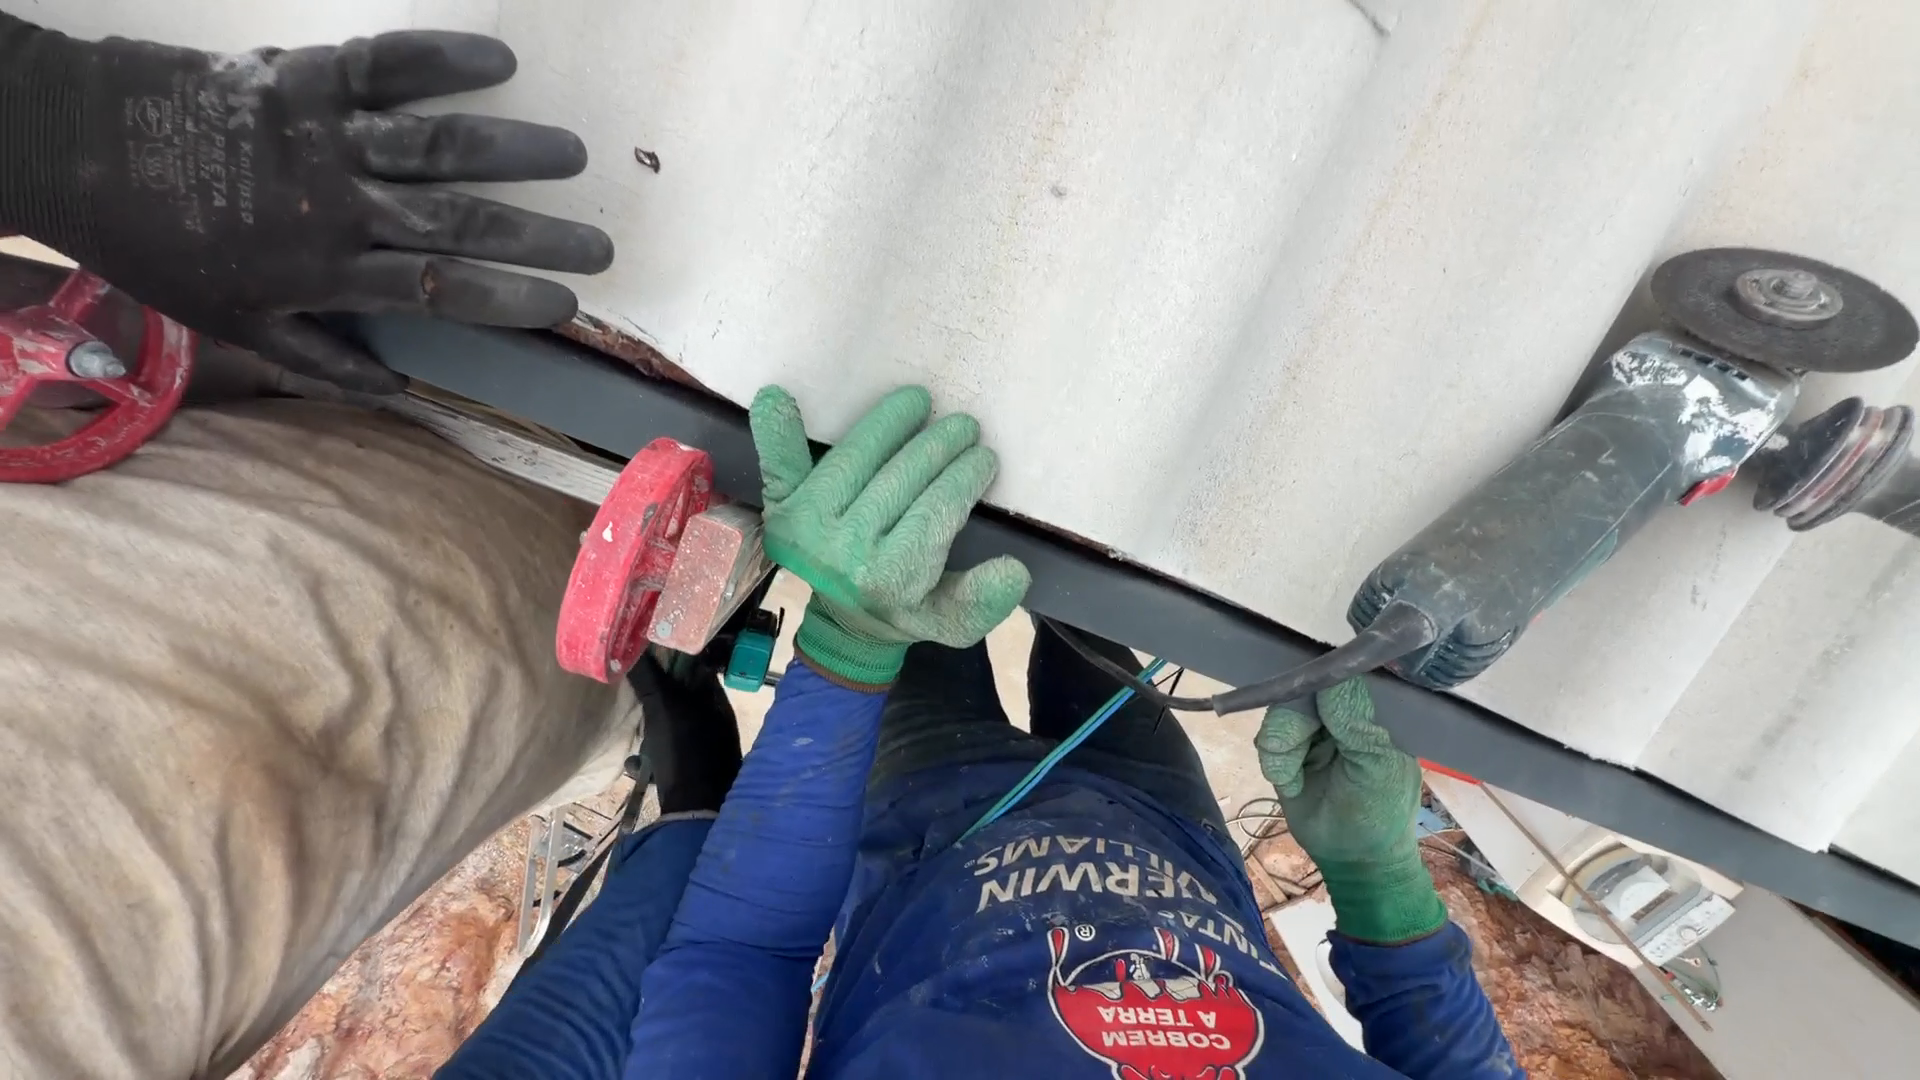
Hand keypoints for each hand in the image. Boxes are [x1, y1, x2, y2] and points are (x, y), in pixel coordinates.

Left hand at [20, 27, 612, 391]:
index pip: (440, 290)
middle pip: (457, 222)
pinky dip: (440, 61)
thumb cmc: (155, 245)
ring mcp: (321, 136)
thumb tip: (400, 387)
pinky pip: (379, 67)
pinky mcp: (298, 78)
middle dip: (538, 237)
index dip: (509, 297)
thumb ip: (322, 360)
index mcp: (327, 270)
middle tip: (601, 246)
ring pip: (434, 146)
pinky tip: (501, 62)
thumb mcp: (235, 325)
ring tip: (575, 156)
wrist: (52, 138)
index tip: (567, 303)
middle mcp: (338, 206)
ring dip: (512, 151)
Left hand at [748, 385, 1030, 688]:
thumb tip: (1013, 569)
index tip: (983, 457)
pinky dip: (777, 430)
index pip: (935, 511)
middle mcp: (840, 552)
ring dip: (890, 421)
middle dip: (939, 445)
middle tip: (965, 426)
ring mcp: (806, 526)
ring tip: (918, 401)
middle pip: (899, 478)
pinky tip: (779, 398)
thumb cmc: (908, 610)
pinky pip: (779, 463)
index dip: (964, 477)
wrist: (847, 623)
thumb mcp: (952, 621)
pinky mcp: (782, 509)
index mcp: (887, 579)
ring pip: (855, 457)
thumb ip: (982, 600)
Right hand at [1254, 678, 1446, 943]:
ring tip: (1293, 778)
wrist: (1354, 861)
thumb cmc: (1379, 813)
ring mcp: (1309, 732)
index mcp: (1370, 715)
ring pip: (1278, 715)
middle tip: (1295, 752)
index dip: (1320, 678)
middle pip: (1301, 692)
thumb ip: (1354, 723)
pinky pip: (1266, 741)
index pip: (1341, 678)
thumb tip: (1333, 679)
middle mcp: (1337, 717)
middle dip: (1292, 723)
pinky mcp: (1285, 751)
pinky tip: (1290, 782)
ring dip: (1281, 748)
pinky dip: (1275, 762)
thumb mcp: (1377, 768)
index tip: (1306, 689)